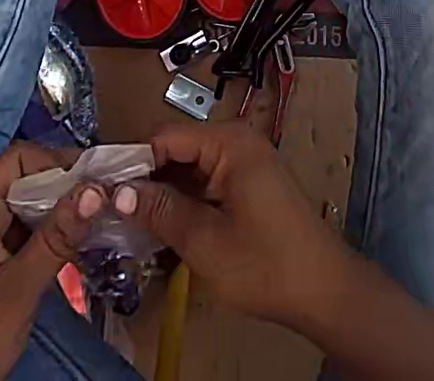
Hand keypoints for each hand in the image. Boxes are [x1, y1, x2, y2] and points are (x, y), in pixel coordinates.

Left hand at [0, 143, 102, 380]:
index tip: (97, 179)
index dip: (57, 161)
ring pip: (23, 208)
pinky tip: (75, 246)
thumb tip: (95, 190)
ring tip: (100, 220)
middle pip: (22, 180)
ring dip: (58, 212)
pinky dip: (47, 235)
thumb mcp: (18, 290)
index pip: (17, 160)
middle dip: (64, 186)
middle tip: (107, 201)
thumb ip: (57, 238)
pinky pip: (19, 233)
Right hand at [117, 120, 354, 330]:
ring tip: (130, 217)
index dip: (132, 161)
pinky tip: (161, 222)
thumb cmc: (269, 265)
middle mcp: (235, 140)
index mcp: (229, 142)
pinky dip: (182, 198)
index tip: (104, 188)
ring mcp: (242, 160)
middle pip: (175, 148)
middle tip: (112, 206)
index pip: (164, 137)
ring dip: (162, 191)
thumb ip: (160, 210)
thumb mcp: (206, 241)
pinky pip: (203, 179)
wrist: (329, 296)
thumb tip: (117, 192)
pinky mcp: (245, 181)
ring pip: (186, 166)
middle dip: (146, 177)